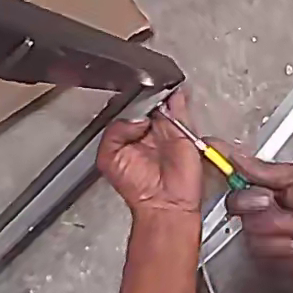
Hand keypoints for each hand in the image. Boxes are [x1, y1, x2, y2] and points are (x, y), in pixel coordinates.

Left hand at [97, 91, 204, 216]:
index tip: (129, 97)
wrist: (164, 203)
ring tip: (159, 89)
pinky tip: (172, 93)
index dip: (130, 103)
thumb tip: (138, 119)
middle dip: (147, 96)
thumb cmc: (138, 188)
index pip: (129, 112)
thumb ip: (115, 132)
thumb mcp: (109, 157)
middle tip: (146, 91)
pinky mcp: (184, 134)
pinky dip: (178, 100)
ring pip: (165, 104)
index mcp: (130, 138)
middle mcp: (149, 134)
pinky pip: (181, 111)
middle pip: (148, 104)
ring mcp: (167, 132)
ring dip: (163, 95)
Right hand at [218, 148, 292, 292]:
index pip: (237, 169)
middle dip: (257, 202)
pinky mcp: (266, 254)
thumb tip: (235, 154)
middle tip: (277, 202)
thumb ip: (263, 169)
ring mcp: (264, 230)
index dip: (221, 160)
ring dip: (277, 225)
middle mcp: (265, 206)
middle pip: (235, 199)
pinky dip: (280, 244)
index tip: (207, 148)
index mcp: (273, 183)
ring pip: (247, 225)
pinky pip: (256, 246)